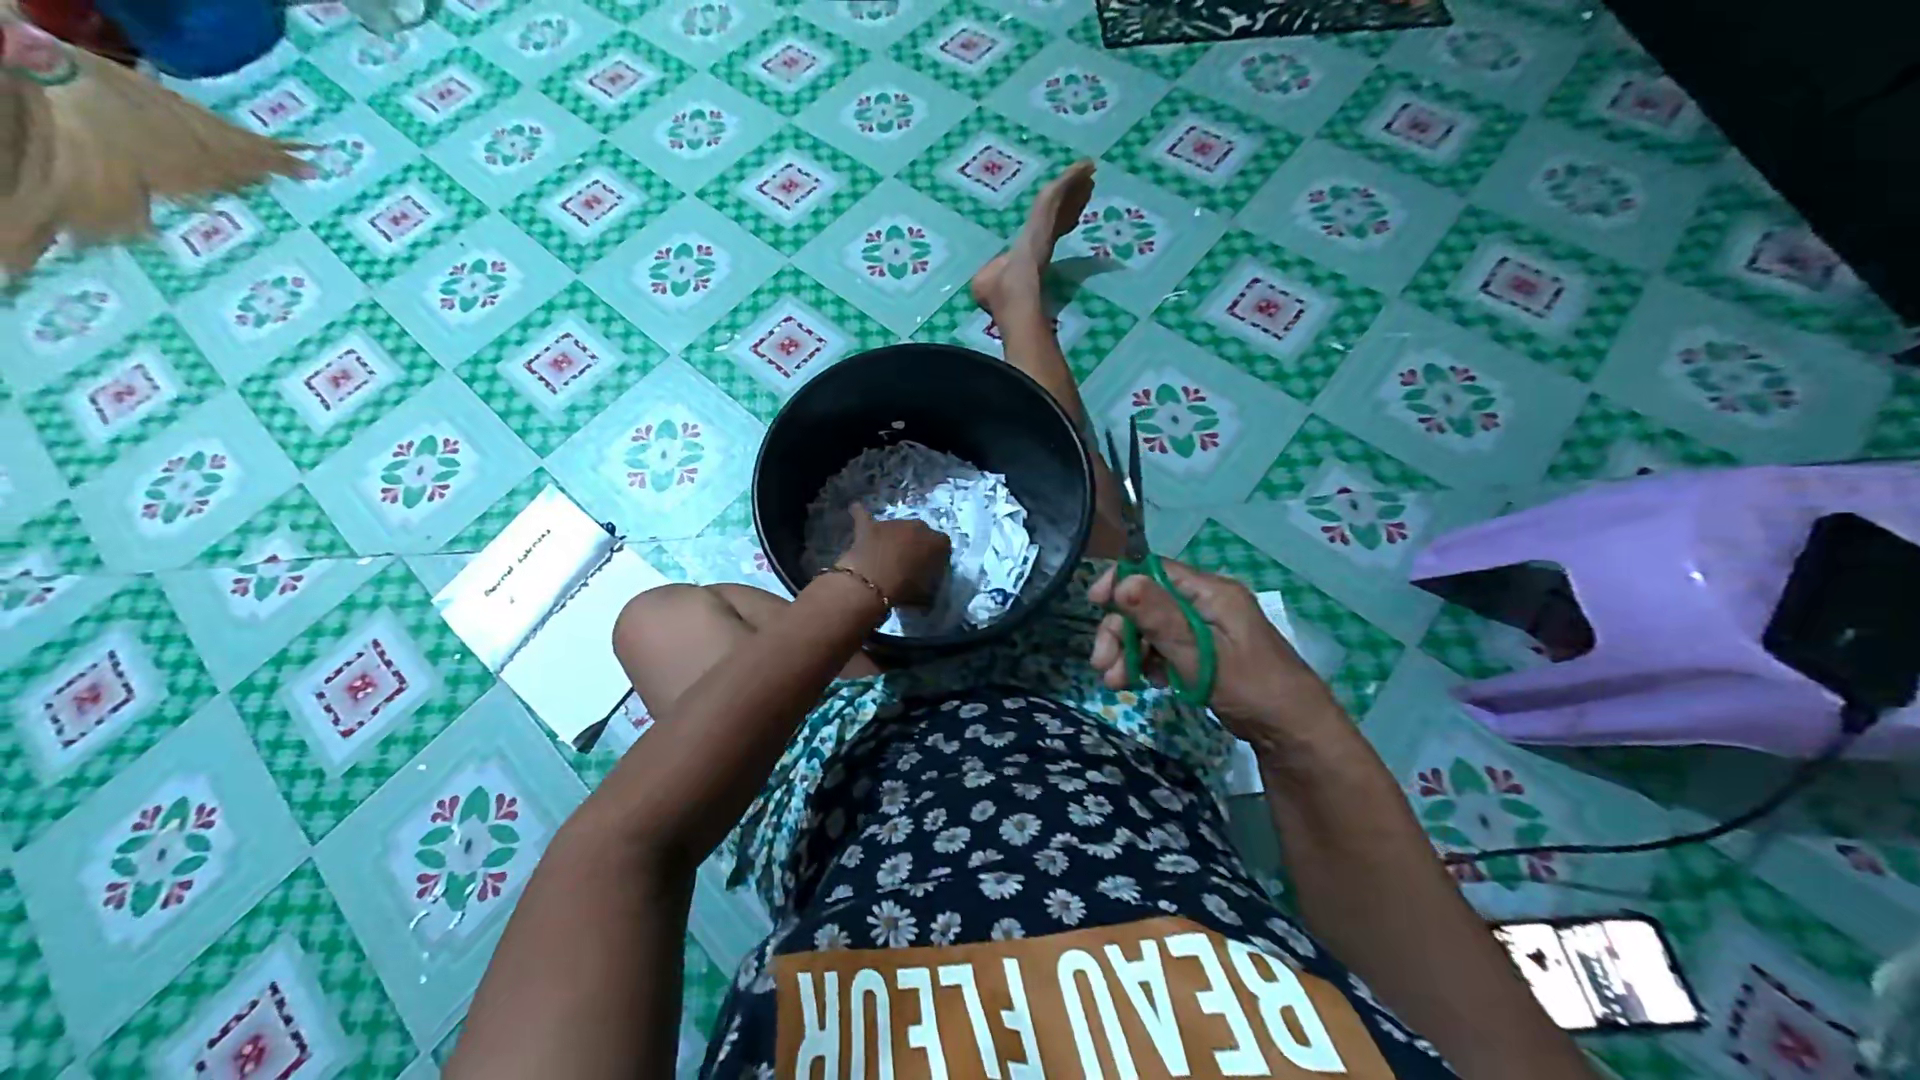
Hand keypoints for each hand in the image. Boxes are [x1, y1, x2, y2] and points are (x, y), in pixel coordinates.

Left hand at [837, 504, 950, 608]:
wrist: (873, 583)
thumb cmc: (905, 589)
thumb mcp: (927, 593)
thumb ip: (930, 584)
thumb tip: (926, 587)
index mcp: (938, 542)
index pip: (943, 546)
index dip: (936, 558)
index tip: (929, 570)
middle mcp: (919, 526)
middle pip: (920, 533)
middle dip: (915, 544)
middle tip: (908, 563)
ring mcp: (893, 523)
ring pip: (896, 527)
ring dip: (893, 537)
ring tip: (884, 555)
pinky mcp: (870, 525)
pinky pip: (864, 515)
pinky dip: (860, 513)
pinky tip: (856, 508)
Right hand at [1089, 559, 1345, 753]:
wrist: (1293, 734)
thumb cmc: (1251, 688)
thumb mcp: (1200, 653)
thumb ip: (1160, 618)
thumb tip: (1122, 580)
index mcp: (1211, 592)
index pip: (1155, 570)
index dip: (1121, 582)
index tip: (1094, 604)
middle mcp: (1205, 604)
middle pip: (1147, 604)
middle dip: (1120, 631)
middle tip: (1102, 665)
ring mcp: (1204, 631)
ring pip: (1151, 630)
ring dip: (1128, 652)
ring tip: (1116, 683)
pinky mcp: (1203, 654)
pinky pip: (1164, 649)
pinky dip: (1148, 664)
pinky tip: (1144, 684)